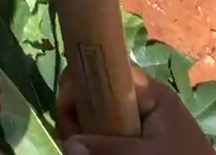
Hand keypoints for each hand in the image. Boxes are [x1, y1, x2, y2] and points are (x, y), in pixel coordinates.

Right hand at [57, 74, 209, 154]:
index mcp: (150, 92)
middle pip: (99, 94)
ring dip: (86, 131)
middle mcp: (146, 99)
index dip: (79, 84)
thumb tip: (67, 144)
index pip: (104, 70)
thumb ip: (107, 149)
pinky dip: (100, 142)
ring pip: (102, 116)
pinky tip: (92, 152)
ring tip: (78, 149)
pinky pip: (113, 132)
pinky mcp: (146, 139)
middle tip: (71, 139)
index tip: (65, 109)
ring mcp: (146, 121)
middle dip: (80, 114)